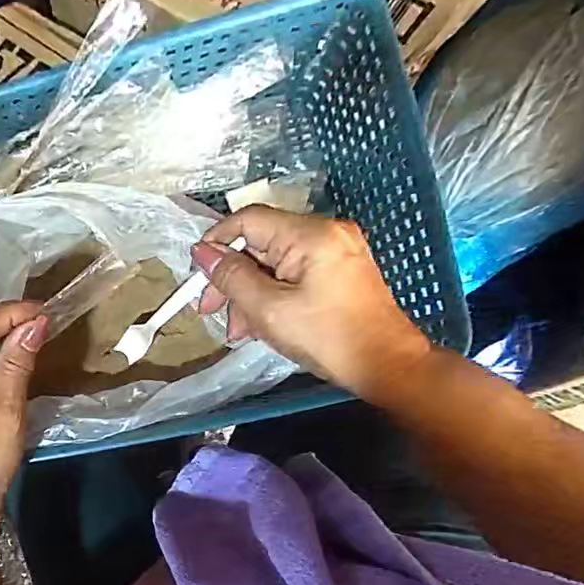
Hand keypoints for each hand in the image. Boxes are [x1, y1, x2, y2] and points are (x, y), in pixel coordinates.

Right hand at [191, 205, 432, 398]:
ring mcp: (336, 250)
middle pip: (260, 243)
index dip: (216, 242)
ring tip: (239, 330)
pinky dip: (271, 294)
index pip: (248, 220)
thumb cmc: (326, 337)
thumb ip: (231, 277)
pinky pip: (292, 273)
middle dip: (231, 277)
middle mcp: (325, 232)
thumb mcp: (267, 309)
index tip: (198, 275)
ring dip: (248, 292)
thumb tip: (202, 252)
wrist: (385, 364)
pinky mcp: (339, 270)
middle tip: (210, 310)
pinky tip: (260, 324)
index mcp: (310, 235)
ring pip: (273, 262)